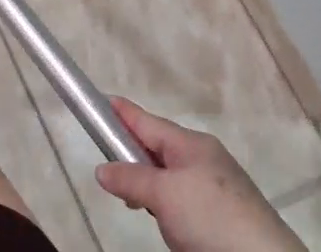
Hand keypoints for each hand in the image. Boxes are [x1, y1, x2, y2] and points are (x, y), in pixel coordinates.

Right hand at [96, 98, 306, 251]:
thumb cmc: (212, 218)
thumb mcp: (163, 195)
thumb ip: (129, 178)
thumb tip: (102, 170)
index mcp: (191, 144)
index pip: (145, 120)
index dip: (119, 111)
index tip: (96, 101)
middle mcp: (205, 159)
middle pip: (156, 148)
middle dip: (130, 154)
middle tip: (107, 168)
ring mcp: (218, 188)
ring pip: (169, 176)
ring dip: (148, 184)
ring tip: (132, 202)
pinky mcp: (225, 215)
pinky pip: (184, 198)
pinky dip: (166, 203)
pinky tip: (162, 219)